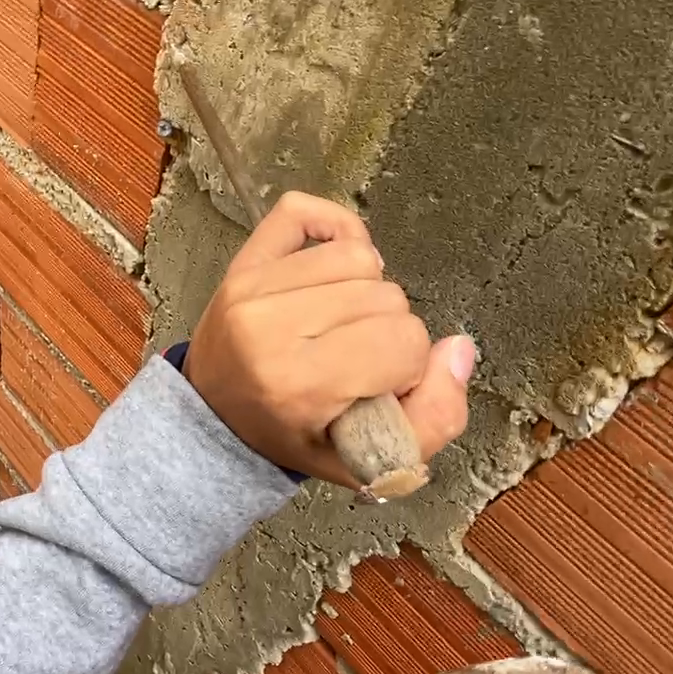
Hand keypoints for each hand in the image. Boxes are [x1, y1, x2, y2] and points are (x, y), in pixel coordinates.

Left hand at [184, 192, 475, 486]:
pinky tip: (339, 270)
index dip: (408, 368)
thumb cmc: (289, 436)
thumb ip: (433, 419)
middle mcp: (267, 328)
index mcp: (297, 384)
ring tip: (346, 322)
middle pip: (385, 297)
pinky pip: (302, 212)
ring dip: (367, 288)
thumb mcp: (366, 462)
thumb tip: (458, 348)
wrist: (214, 413)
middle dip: (388, 332)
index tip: (380, 386)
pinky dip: (335, 230)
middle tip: (358, 360)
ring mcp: (250, 288)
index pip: (402, 342)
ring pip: (357, 256)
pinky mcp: (242, 261)